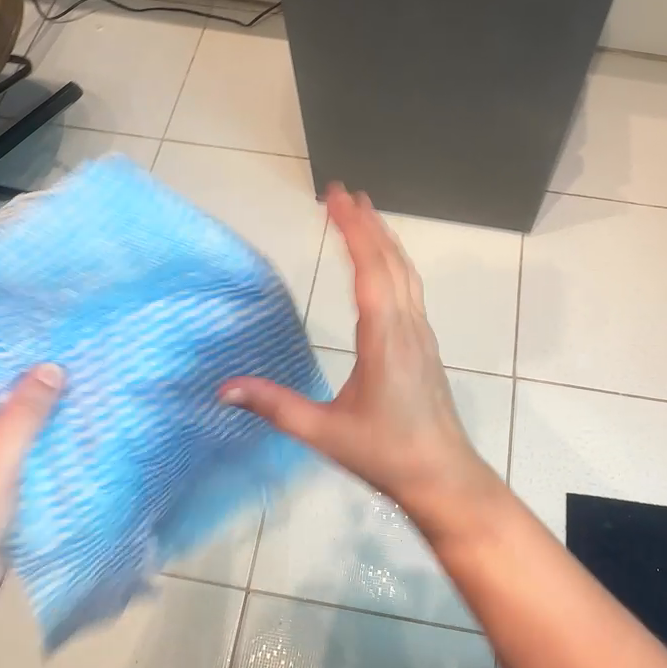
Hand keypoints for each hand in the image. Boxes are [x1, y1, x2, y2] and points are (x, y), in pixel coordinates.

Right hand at [220, 186, 497, 523]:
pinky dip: (394, 260)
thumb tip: (223, 388)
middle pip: (390, 261)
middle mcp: (407, 324)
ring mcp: (421, 332)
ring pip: (406, 271)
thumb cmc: (386, 454)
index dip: (353, 230)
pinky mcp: (425, 342)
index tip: (336, 197)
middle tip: (342, 191)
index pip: (370, 270)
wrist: (443, 476)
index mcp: (385, 337)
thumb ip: (275, 406)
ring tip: (364, 211)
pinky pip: (411, 286)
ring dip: (384, 237)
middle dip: (367, 222)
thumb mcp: (325, 432)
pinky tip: (385, 261)